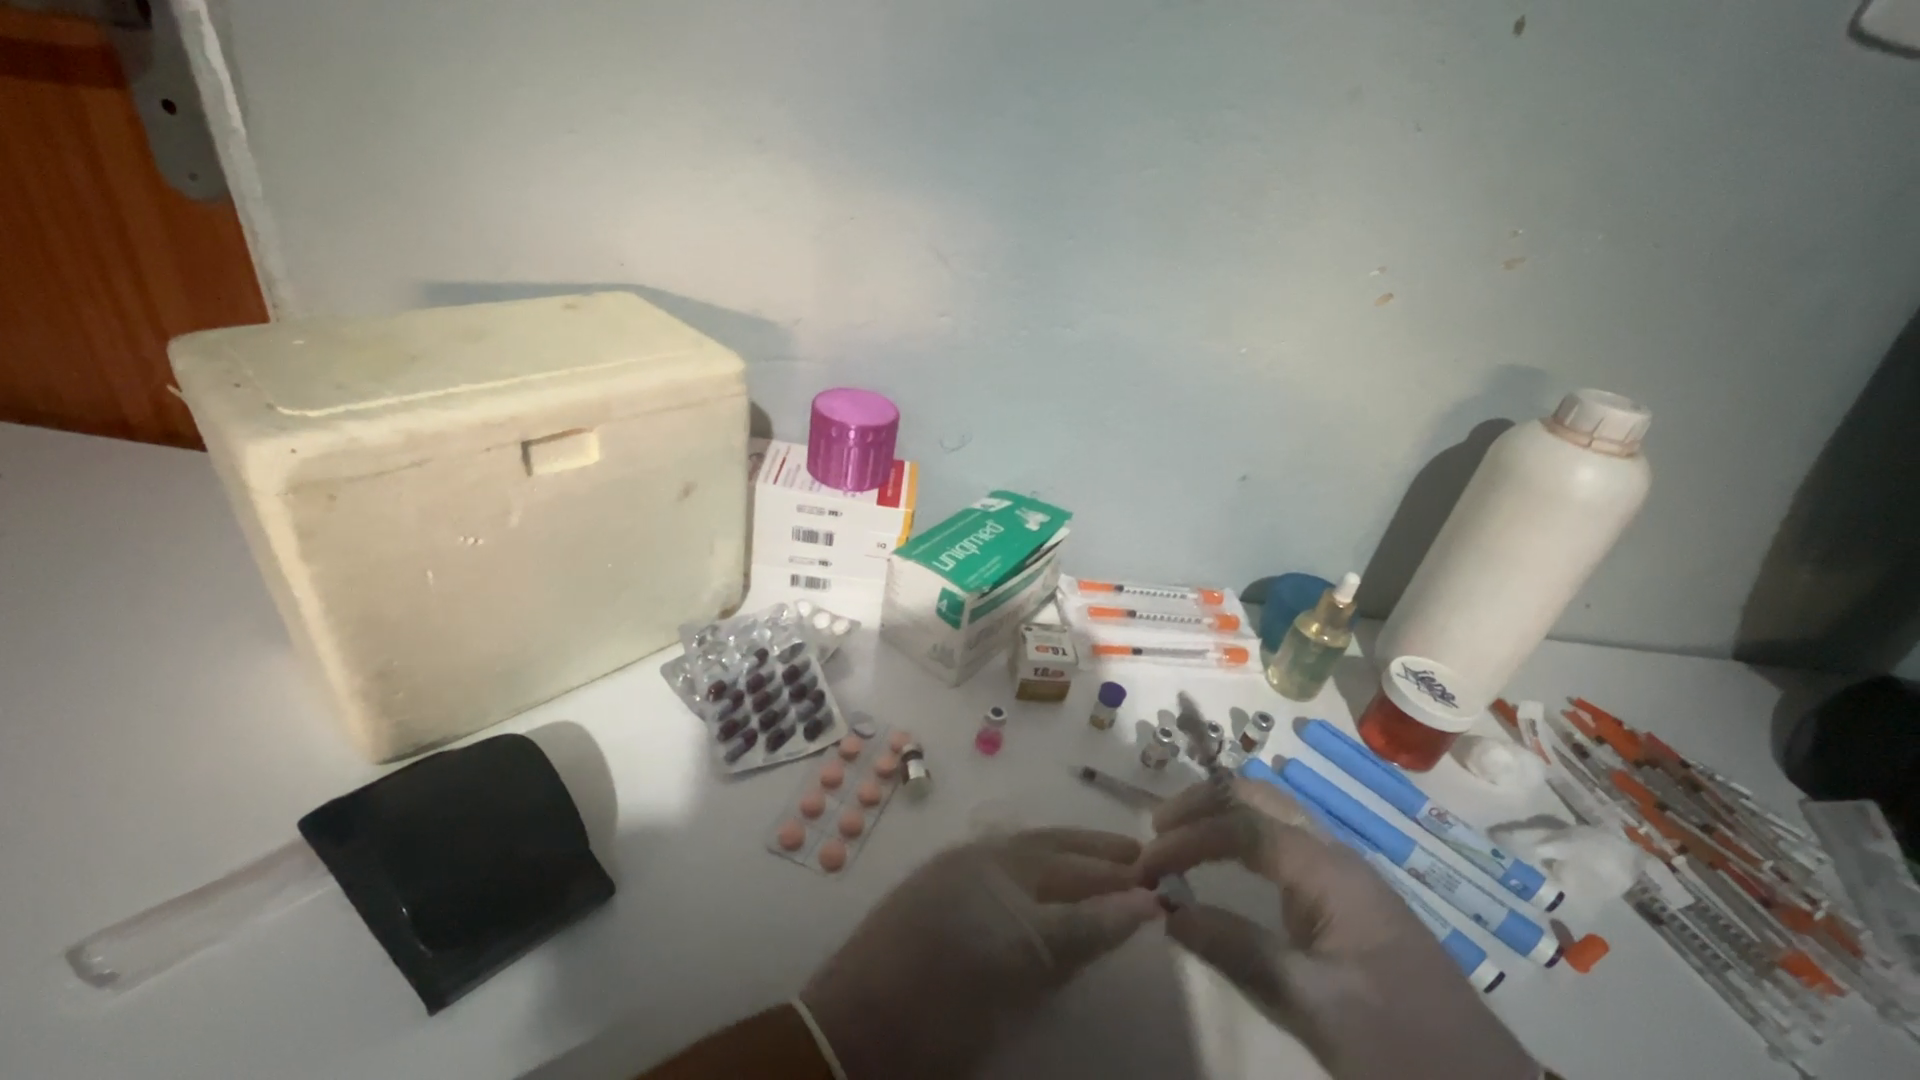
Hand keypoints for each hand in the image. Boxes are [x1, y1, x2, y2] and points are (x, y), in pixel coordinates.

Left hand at [801, 828, 1162, 1079]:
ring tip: (1106, 867)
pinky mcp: (936, 883)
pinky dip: (1034, 864)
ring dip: (1069, 857)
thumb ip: (1081, 930)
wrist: (852, 1028)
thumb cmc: (942, 1006)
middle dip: (1100, 858)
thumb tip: (1143, 903)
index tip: (1161, 886)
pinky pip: (1000, 859)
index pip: (1080, 873)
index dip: (1121, 882)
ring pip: (1029, 851)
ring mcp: (955, 869)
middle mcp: (981, 859)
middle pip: (1056, 852)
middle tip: (1141, 864)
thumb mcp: (1021, 970)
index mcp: (1002, 871)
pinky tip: (1048, 880)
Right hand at [1138, 777, 1540, 1079]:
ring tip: (1175, 842)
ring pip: (1274, 818)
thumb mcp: (1317, 1007)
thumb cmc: (1405, 1049)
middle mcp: (1338, 860)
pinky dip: (1240, 844)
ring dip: (1221, 817)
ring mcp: (1344, 882)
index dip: (1188, 838)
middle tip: (1154, 835)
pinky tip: (1221, 866)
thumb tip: (1168, 912)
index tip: (1144, 870)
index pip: (1244, 826)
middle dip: (1202, 804)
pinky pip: (1283, 851)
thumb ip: (1240, 952)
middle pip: (1261, 799)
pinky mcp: (1344, 908)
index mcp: (1333, 873)